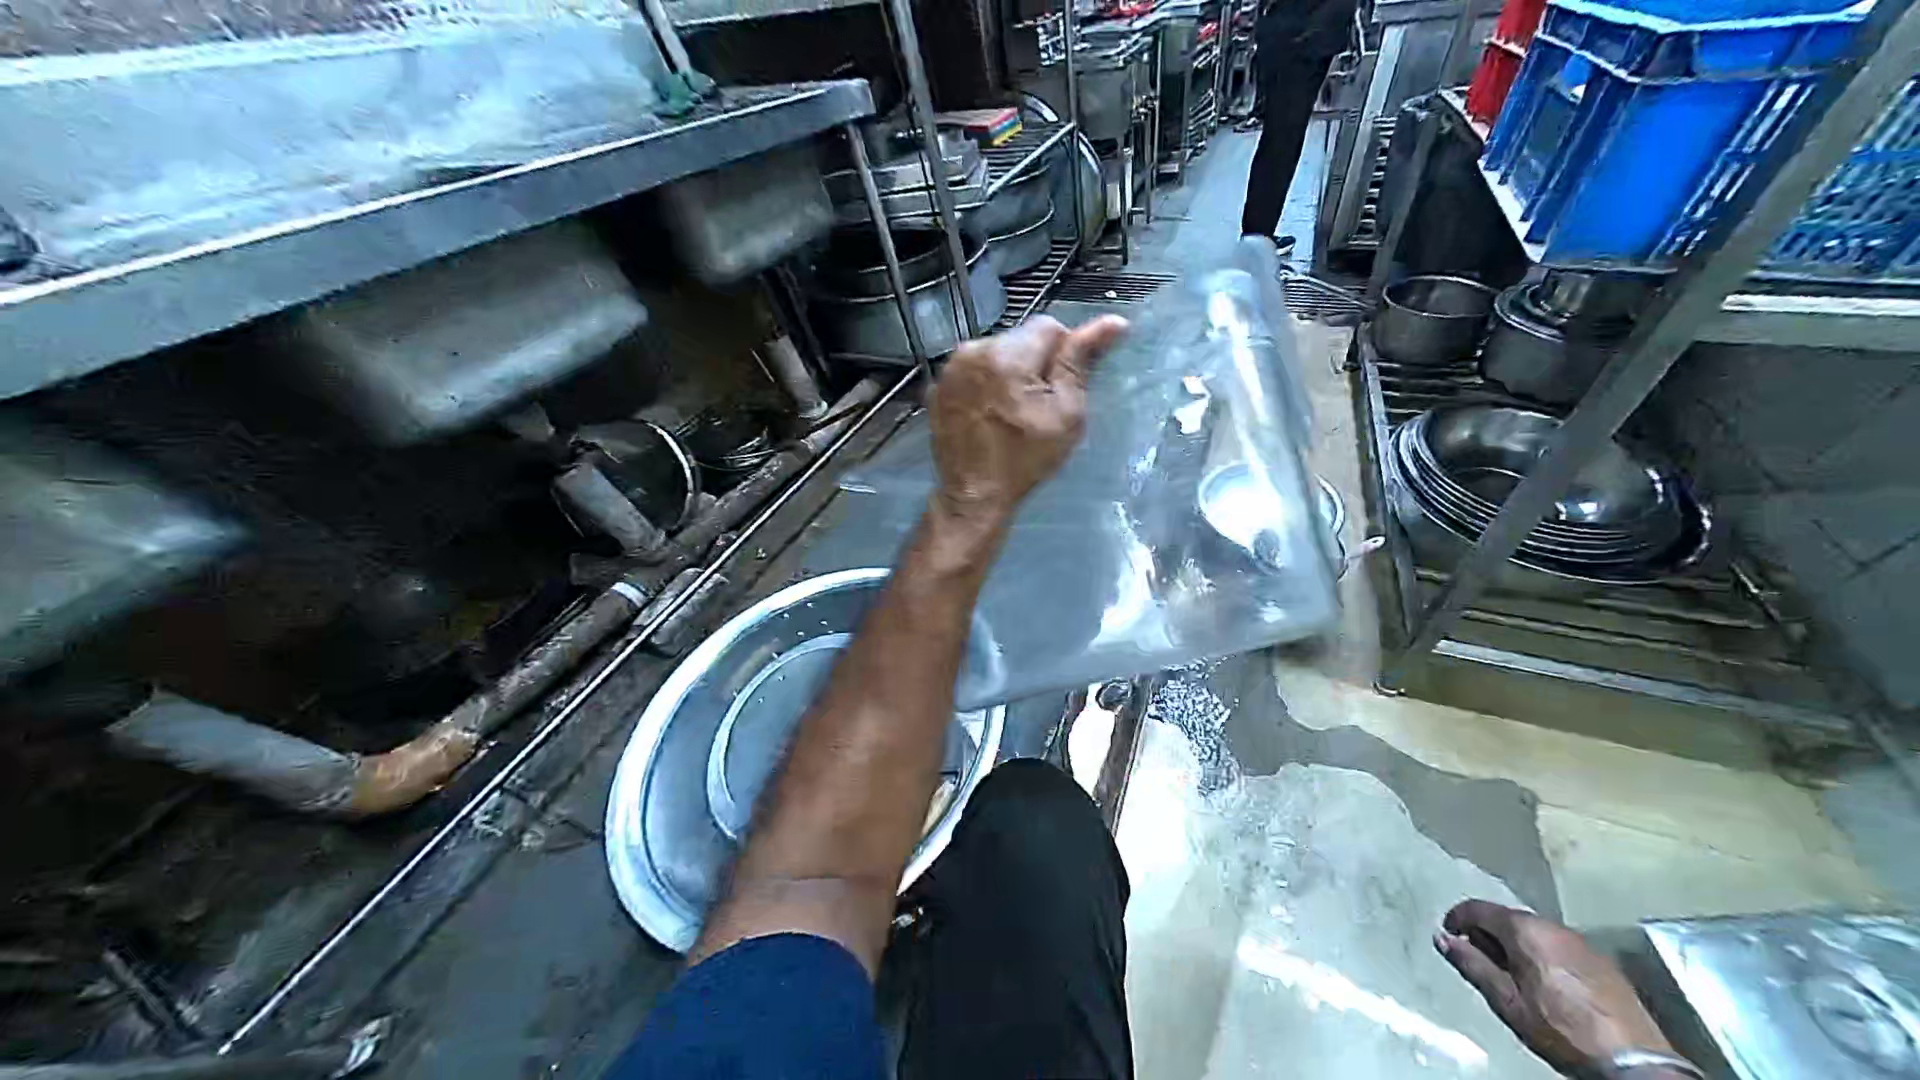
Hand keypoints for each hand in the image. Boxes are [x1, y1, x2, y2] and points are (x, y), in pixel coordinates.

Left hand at [928, 315, 1128, 532]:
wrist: (974, 495)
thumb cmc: (1026, 458)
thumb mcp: (1066, 413)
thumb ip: (1081, 361)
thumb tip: (1113, 322)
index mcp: (1007, 353)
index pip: (1049, 326)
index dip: (1062, 356)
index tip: (1059, 391)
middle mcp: (972, 350)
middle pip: (1019, 339)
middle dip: (1033, 365)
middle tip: (1036, 407)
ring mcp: (949, 369)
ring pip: (995, 354)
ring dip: (1008, 374)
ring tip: (1010, 413)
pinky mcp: (937, 387)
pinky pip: (973, 372)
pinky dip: (984, 386)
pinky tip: (988, 416)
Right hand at [1437, 900, 1673, 1076]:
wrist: (1637, 1065)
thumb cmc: (1562, 1030)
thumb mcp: (1507, 1001)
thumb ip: (1471, 964)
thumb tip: (1442, 938)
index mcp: (1524, 930)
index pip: (1477, 908)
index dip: (1457, 919)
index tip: (1449, 936)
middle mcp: (1551, 926)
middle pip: (1506, 918)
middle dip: (1488, 935)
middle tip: (1482, 962)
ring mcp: (1581, 942)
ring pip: (1534, 932)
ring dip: (1516, 945)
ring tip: (1514, 976)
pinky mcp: (1602, 961)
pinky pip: (1558, 946)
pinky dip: (1543, 955)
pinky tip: (1547, 983)